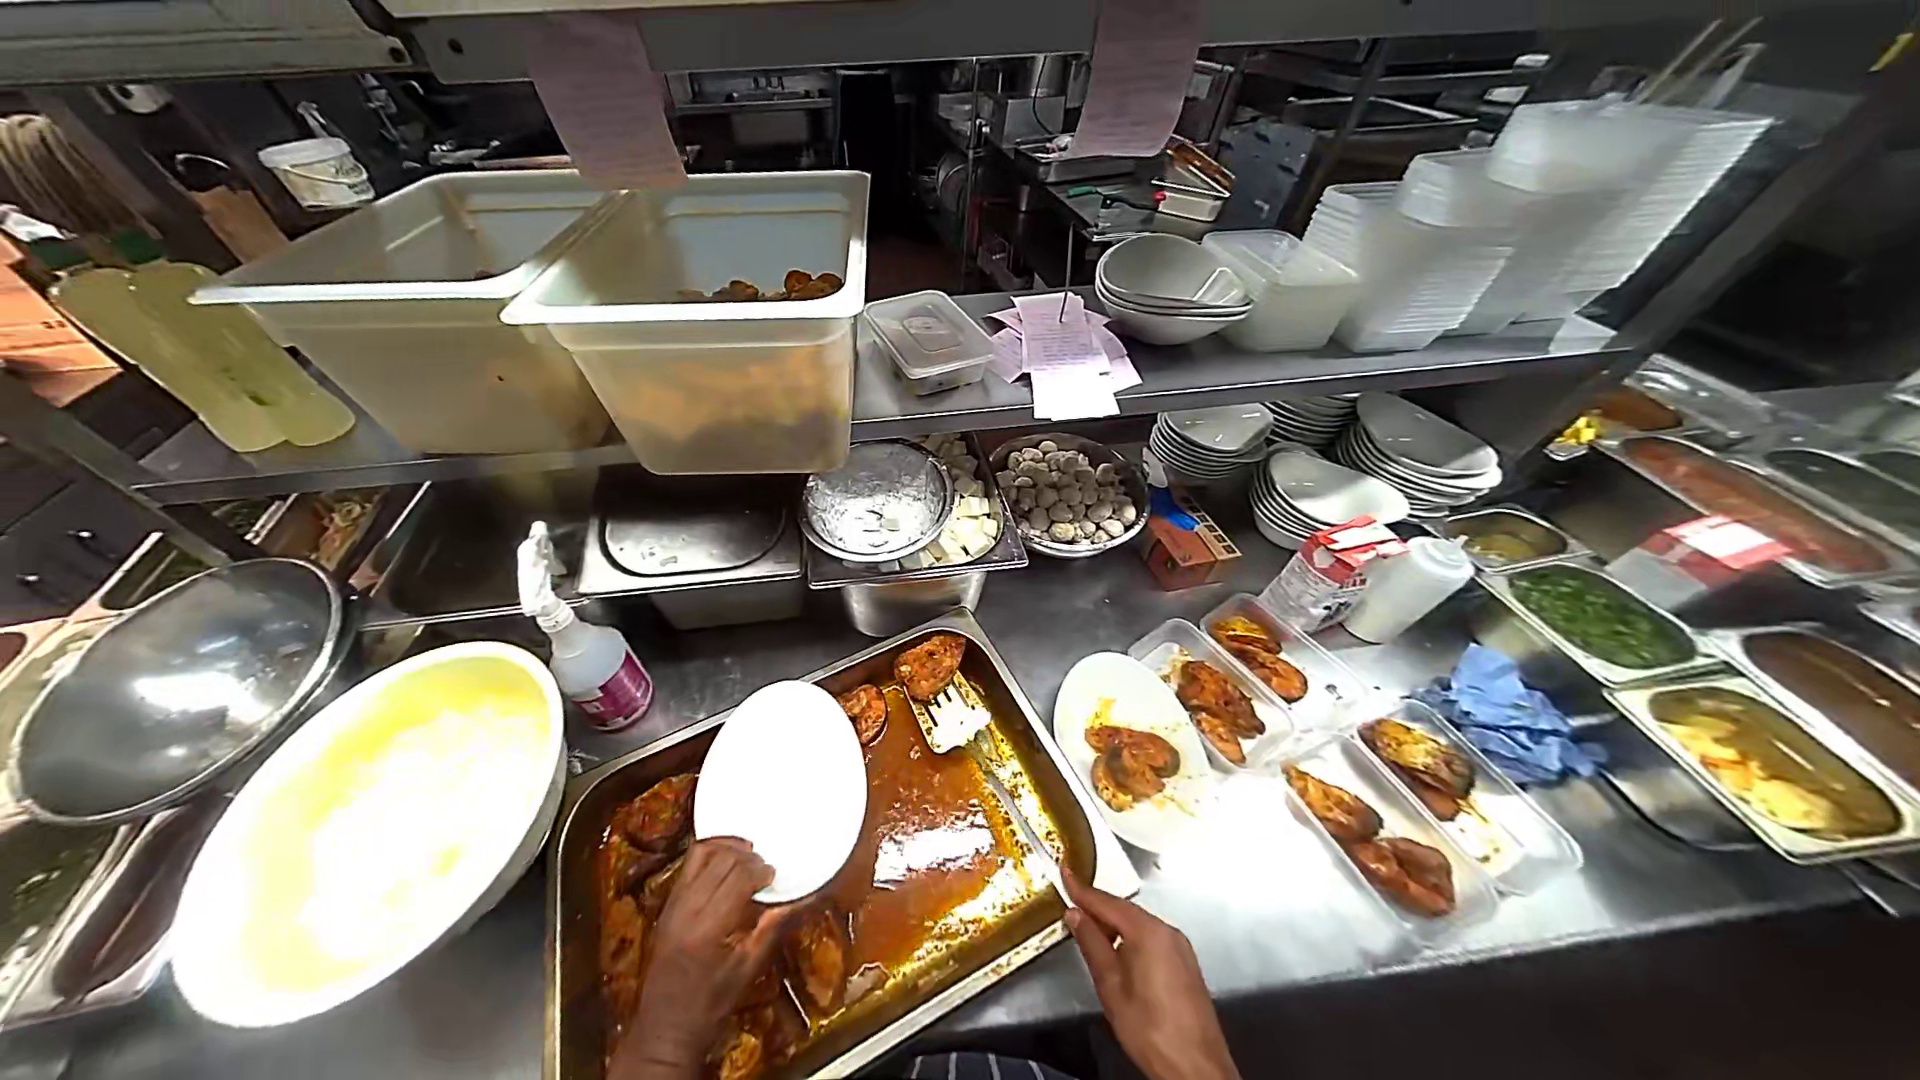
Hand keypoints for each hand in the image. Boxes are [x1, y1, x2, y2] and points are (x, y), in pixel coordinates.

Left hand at [610, 837, 791, 1079]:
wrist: (664, 1031)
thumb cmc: (709, 1006)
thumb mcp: (748, 970)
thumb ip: (773, 928)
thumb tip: (804, 898)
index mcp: (707, 927)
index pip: (738, 877)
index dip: (761, 870)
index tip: (774, 876)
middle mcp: (686, 909)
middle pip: (721, 860)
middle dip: (748, 857)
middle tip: (764, 868)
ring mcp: (671, 905)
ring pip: (699, 854)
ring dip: (726, 848)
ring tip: (746, 854)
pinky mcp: (665, 906)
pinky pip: (687, 866)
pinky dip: (708, 856)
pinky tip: (725, 865)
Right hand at [1063, 870, 1240, 1079]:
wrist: (1197, 1070)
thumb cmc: (1150, 1030)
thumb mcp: (1111, 987)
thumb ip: (1092, 944)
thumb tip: (1075, 915)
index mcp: (1148, 932)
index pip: (1107, 902)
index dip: (1082, 889)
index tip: (1065, 872)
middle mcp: (1167, 931)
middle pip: (1125, 911)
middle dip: (1098, 910)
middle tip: (1072, 910)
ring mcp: (1180, 947)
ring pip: (1139, 925)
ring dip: (1114, 926)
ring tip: (1090, 935)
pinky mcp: (1186, 963)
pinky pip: (1152, 938)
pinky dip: (1131, 938)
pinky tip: (1118, 953)